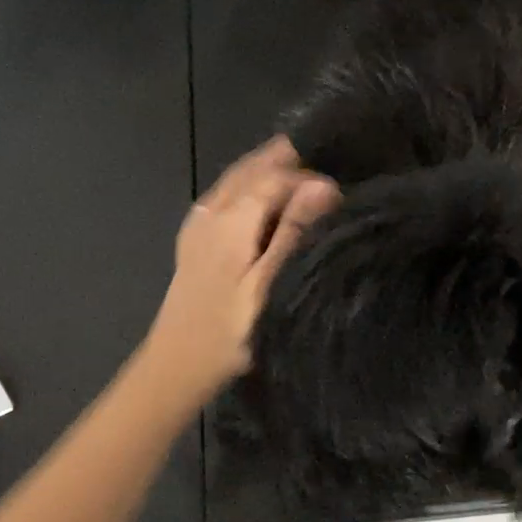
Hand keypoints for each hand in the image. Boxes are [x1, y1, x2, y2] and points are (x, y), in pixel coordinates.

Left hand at [141, 136, 338, 399]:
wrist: (177, 365)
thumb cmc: (230, 333)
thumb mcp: (269, 286)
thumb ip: (293, 233)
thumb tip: (323, 184)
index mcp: (234, 220)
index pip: (277, 178)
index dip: (310, 177)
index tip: (343, 190)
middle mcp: (213, 212)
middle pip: (252, 170)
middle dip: (286, 160)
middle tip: (324, 155)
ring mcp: (199, 226)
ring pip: (234, 180)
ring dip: (265, 169)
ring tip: (298, 166)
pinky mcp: (192, 242)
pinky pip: (221, 197)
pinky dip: (244, 185)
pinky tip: (254, 195)